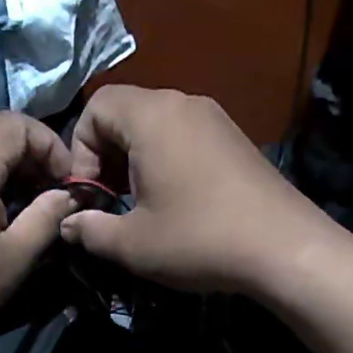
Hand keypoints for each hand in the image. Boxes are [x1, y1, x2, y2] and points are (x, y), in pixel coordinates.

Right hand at [59, 86, 327, 293]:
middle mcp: (184, 104)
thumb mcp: (132, 243)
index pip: (96, 106)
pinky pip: (184, 138)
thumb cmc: (198, 239)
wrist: (284, 248)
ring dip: (135, 162)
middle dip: (106, 157)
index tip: (91, 194)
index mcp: (153, 116)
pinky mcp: (234, 140)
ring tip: (142, 207)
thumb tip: (68, 224)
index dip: (80, 150)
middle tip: (111, 203)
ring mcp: (214, 119)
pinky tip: (176, 204)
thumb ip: (89, 230)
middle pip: (125, 114)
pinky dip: (165, 162)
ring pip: (155, 127)